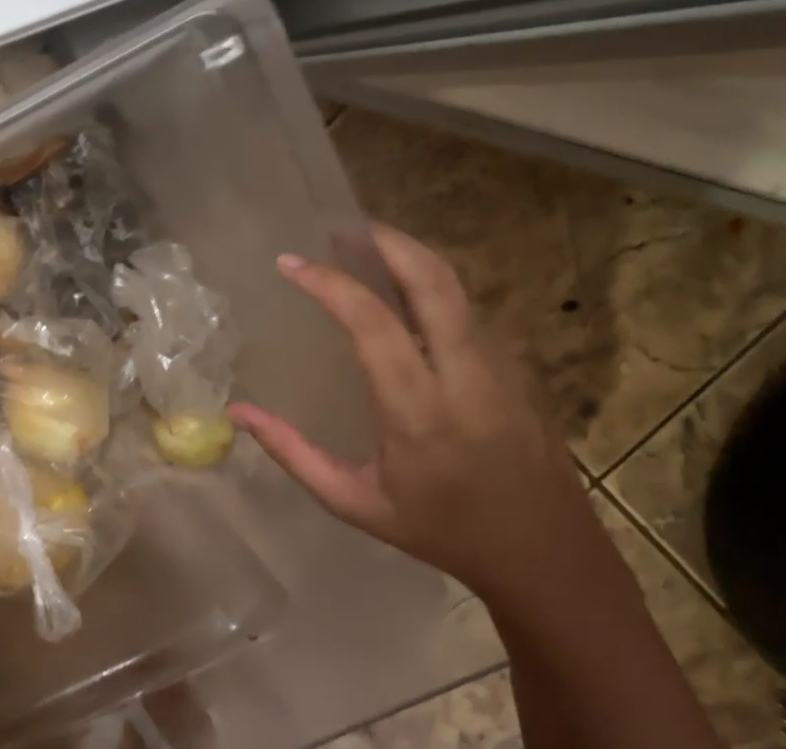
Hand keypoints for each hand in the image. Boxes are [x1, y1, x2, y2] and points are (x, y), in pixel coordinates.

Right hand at [228, 224, 604, 600]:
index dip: (329, 283)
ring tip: (361, 247)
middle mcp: (465, 378)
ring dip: (409, 258)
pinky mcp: (518, 370)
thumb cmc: (440, 530)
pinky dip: (430, 285)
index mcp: (418, 412)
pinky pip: (469, 310)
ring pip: (457, 289)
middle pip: (434, 282)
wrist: (548, 557)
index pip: (372, 323)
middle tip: (339, 227)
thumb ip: (293, 454)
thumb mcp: (354, 504)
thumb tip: (236, 411)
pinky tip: (400, 291)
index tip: (290, 263)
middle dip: (385, 242)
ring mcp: (502, 369)